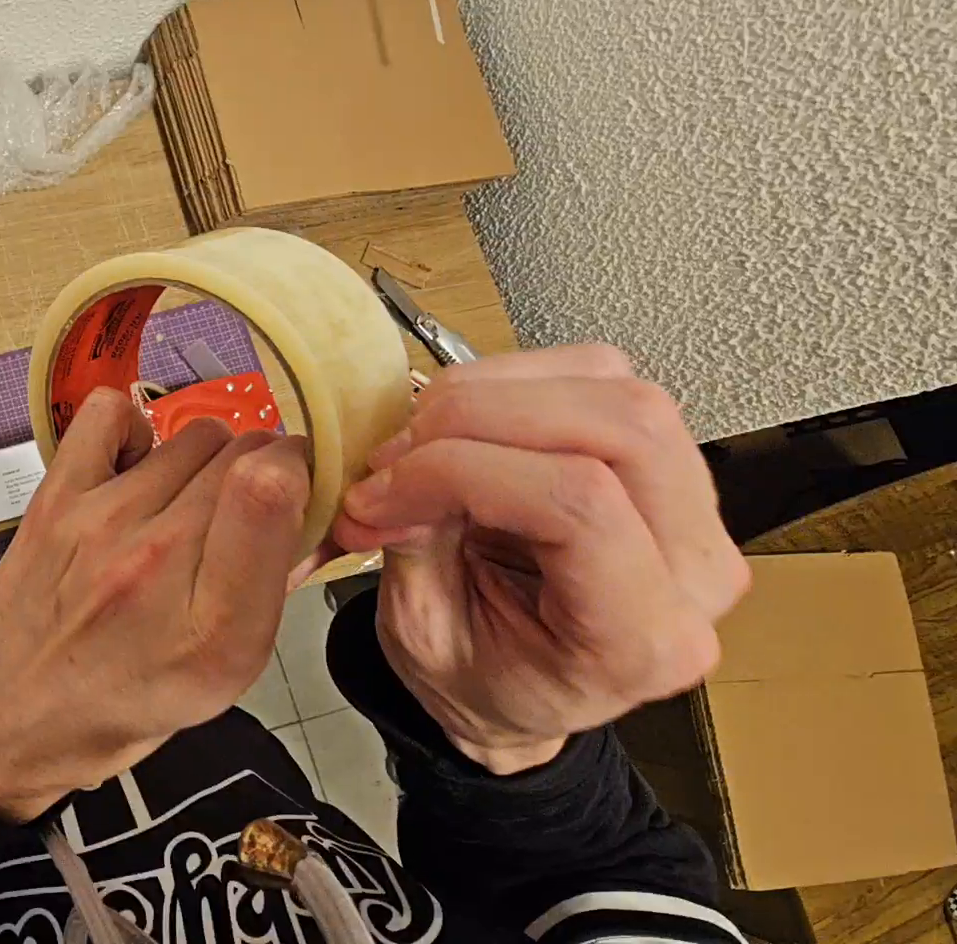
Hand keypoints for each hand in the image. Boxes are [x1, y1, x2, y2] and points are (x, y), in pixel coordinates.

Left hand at [0, 389, 310, 820]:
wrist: (14, 709)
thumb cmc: (129, 700)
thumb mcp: (226, 676)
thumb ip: (275, 585)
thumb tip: (311, 502)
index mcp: (215, 625)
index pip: (272, 486)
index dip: (298, 470)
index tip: (292, 487)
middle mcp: (157, 560)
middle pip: (241, 455)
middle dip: (259, 472)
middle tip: (236, 509)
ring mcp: (99, 520)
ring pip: (192, 436)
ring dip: (204, 460)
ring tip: (183, 499)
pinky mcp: (54, 496)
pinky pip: (110, 412)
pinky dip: (134, 428)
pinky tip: (133, 468)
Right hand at [331, 345, 748, 774]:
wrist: (515, 688)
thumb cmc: (473, 679)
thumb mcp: (420, 635)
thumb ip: (411, 549)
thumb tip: (387, 479)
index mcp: (640, 637)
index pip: (578, 503)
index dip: (454, 473)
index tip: (373, 494)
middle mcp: (693, 563)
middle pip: (618, 423)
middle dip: (474, 416)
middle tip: (393, 455)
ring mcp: (690, 505)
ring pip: (611, 385)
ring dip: (487, 392)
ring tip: (420, 439)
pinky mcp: (657, 462)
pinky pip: (594, 376)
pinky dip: (504, 382)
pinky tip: (458, 427)